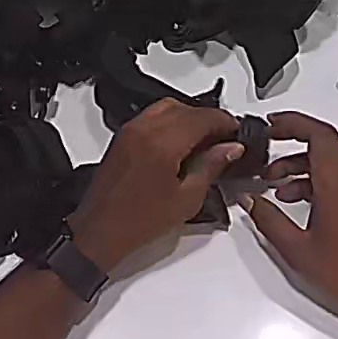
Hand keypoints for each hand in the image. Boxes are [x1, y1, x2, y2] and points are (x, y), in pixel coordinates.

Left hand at [70, 99, 243, 270]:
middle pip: (185, 109)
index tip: (236, 134)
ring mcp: (129, 132)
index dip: (225, 123)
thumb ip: (211, 166)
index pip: (202, 117)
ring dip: (188, 118)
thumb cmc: (137, 221)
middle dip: (208, 120)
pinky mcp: (122, 137)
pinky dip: (169, 122)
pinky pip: (150, 117)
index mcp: (161, 143)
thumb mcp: (187, 198)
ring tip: (203, 143)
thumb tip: (230, 148)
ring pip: (167, 108)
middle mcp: (143, 130)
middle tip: (224, 140)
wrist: (101, 230)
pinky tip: (180, 145)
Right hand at [240, 111, 337, 338]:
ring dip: (297, 163)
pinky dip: (308, 182)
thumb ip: (268, 221)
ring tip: (270, 179)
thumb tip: (250, 200)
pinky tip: (290, 201)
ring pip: (326, 163)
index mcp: (336, 186)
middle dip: (291, 137)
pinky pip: (332, 182)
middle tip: (266, 141)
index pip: (318, 134)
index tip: (269, 123)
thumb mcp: (297, 251)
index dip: (292, 122)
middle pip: (323, 143)